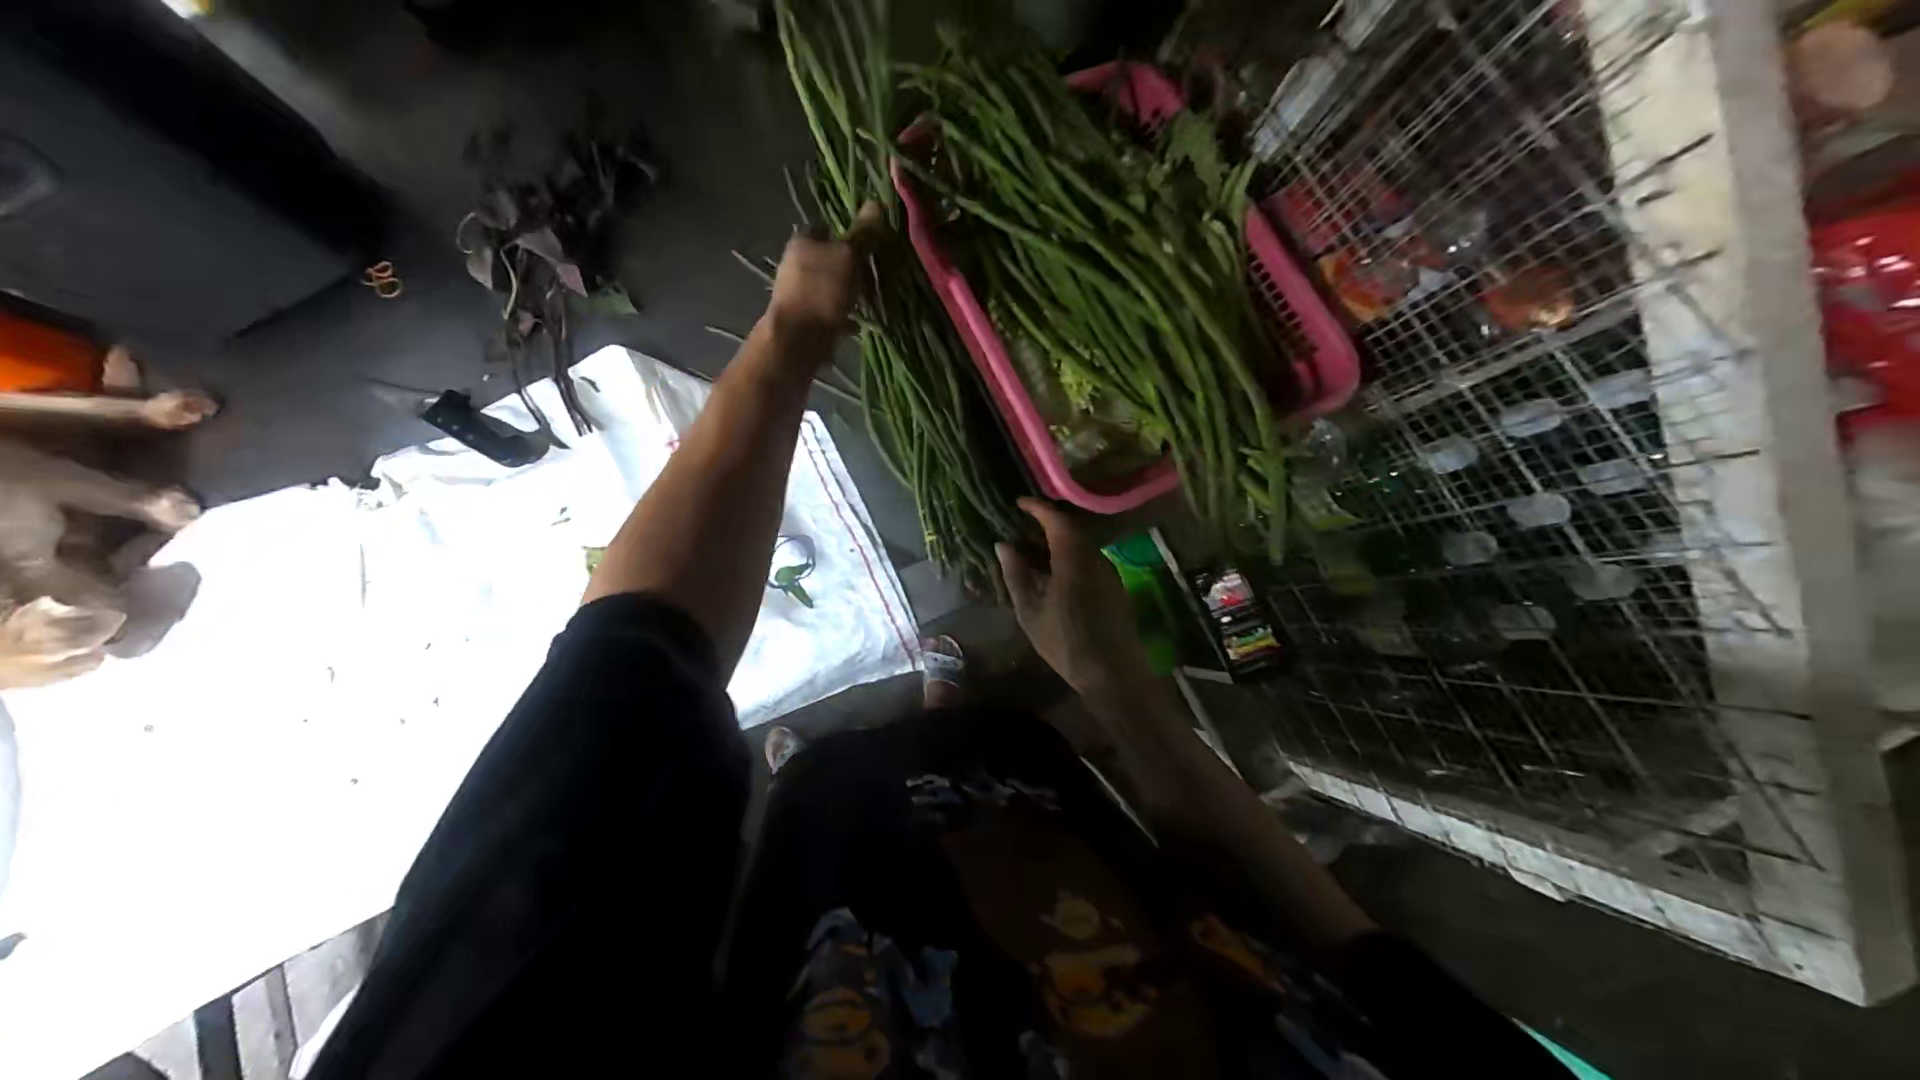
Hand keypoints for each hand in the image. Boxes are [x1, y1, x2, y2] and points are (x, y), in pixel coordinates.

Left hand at [767, 202, 882, 346]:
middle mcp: (796, 265)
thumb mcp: (848, 256)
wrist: (798, 339)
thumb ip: (863, 233)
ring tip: (871, 296)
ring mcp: (799, 294)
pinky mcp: (806, 319)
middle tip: (874, 271)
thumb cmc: (822, 291)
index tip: (869, 243)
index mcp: (802, 242)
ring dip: (848, 291)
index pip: (826, 227)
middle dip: (850, 264)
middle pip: (828, 258)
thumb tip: (877, 203)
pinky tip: (859, 320)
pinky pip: (830, 312)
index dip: (848, 233)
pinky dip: (844, 315)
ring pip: (830, 285)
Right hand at [996, 497, 1153, 700]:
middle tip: (1021, 529)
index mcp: (1073, 559)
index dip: (1037, 508)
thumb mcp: (1029, 611)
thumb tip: (1003, 545)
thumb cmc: (1065, 642)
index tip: (1018, 504)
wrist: (1112, 672)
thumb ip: (1016, 574)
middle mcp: (1094, 558)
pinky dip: (1069, 556)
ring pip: (1081, 544)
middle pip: (1071, 529)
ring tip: (1033, 552)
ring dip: (1058, 542)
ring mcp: (1107, 571)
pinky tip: (1053, 573)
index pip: (1057, 520)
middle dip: (1046, 524)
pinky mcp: (1113, 586)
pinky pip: (1088, 559)